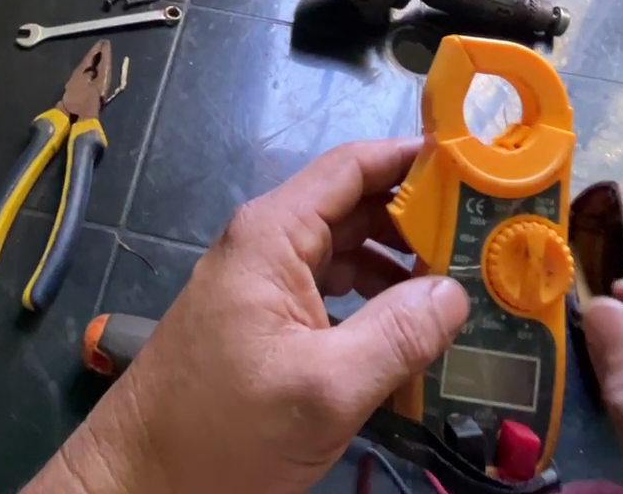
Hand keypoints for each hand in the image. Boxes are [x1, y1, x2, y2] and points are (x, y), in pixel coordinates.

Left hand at [28, 139, 469, 493]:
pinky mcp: (265, 312)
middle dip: (415, 215)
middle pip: (352, 204)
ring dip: (397, 259)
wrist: (141, 473)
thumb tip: (455, 293)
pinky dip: (371, 294)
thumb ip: (396, 336)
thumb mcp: (322, 388)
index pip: (351, 167)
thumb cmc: (223, 425)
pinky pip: (329, 284)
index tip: (470, 168)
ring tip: (458, 280)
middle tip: (481, 234)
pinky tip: (408, 321)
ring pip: (344, 246)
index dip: (410, 159)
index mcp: (274, 231)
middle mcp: (268, 239)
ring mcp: (264, 276)